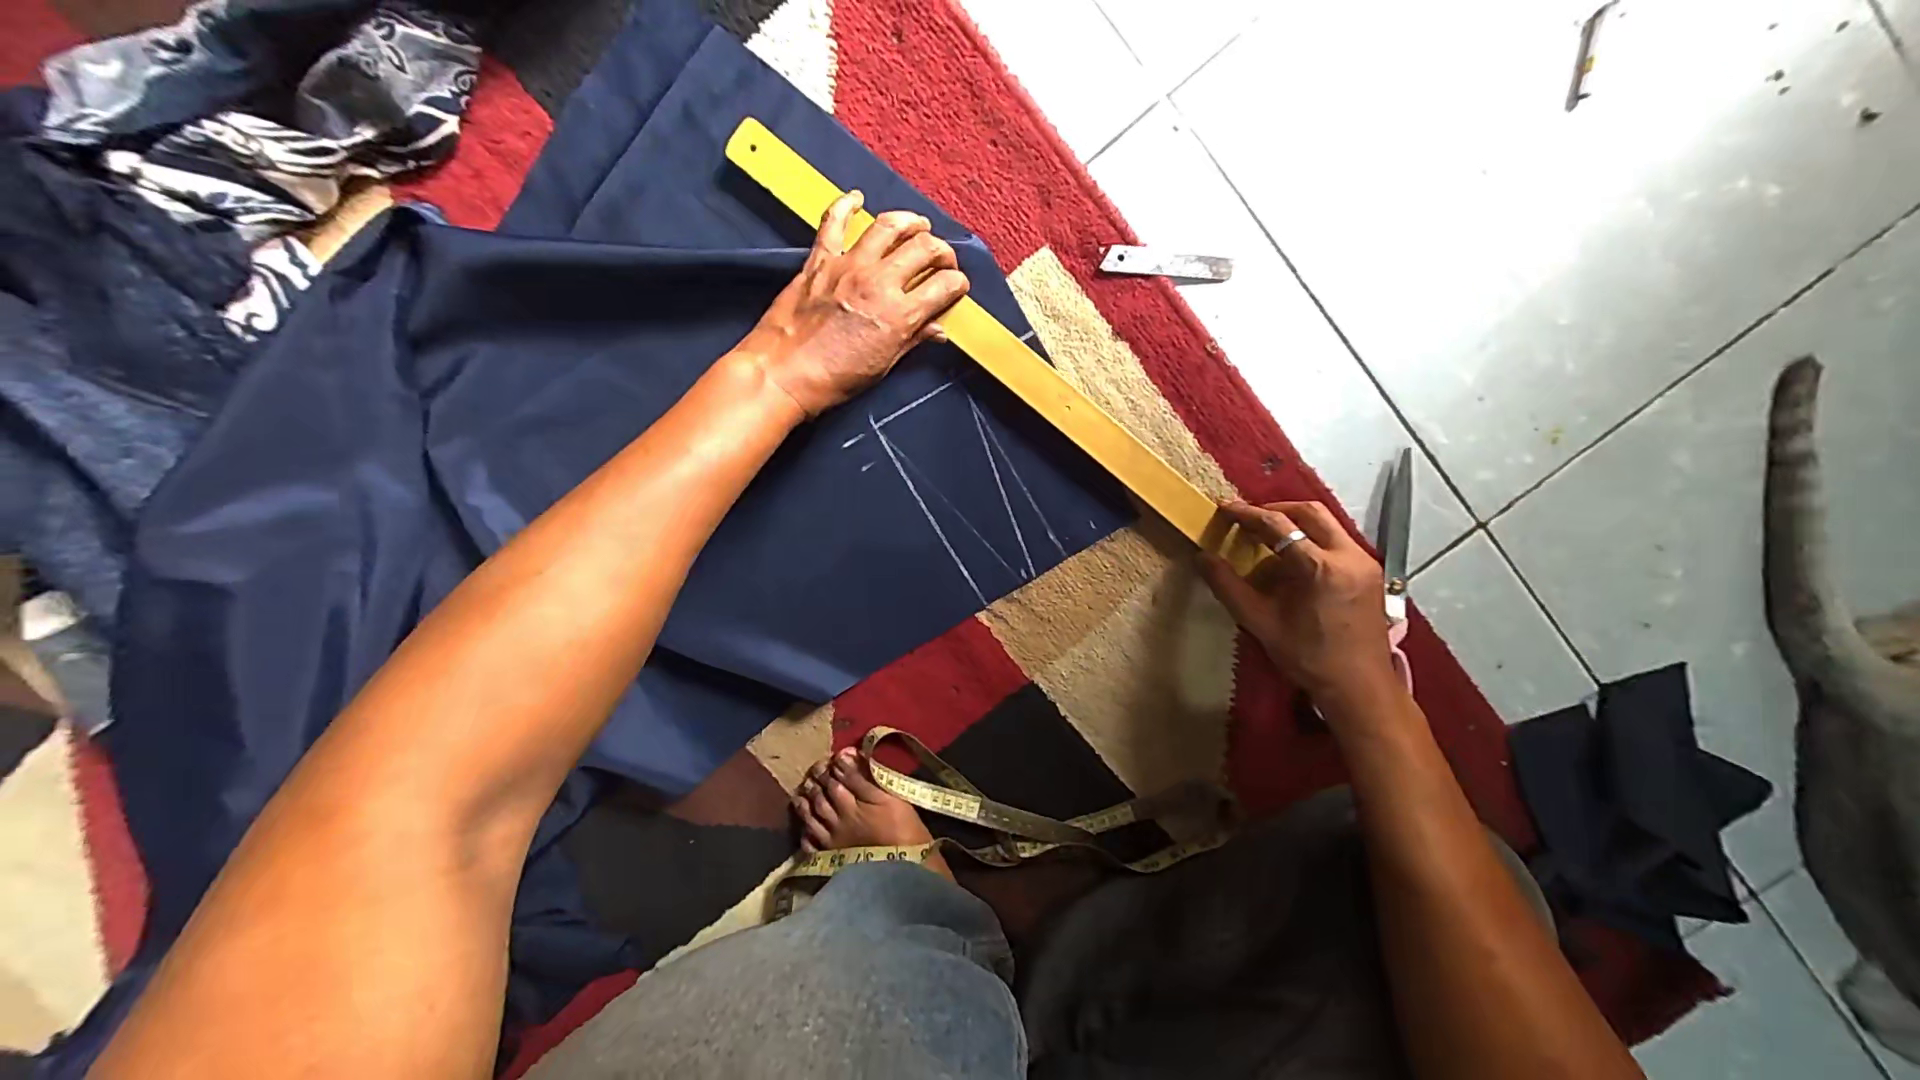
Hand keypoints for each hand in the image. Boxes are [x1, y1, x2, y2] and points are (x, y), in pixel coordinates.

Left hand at [736, 190, 970, 416]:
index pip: (944, 285)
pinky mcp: (820, 261)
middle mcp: (878, 283)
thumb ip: (912, 340)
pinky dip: (845, 205)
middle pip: (924, 249)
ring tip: (919, 225)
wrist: (783, 375)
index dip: (957, 283)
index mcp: (898, 315)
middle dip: (942, 252)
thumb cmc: (832, 379)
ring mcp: (848, 266)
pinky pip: (833, 221)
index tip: (956, 286)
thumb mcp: (883, 366)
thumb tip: (936, 329)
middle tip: (943, 259)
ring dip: (910, 221)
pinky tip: (856, 197)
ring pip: (889, 226)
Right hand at [1197, 500, 1397, 701]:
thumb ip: (1228, 586)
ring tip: (1268, 536)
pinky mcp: (1371, 572)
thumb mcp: (1260, 622)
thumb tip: (1203, 558)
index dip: (1248, 514)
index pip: (1278, 525)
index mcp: (1320, 567)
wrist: (1359, 686)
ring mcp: (1365, 562)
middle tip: (1249, 519)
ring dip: (1296, 523)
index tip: (1226, 509)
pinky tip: (1294, 559)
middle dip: (1276, 510)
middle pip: (1310, 512)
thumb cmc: (1307, 657)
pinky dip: (1313, 539)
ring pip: (1328, 524)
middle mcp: (1348, 556)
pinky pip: (1338, 541)